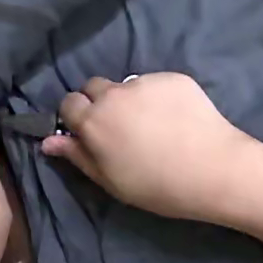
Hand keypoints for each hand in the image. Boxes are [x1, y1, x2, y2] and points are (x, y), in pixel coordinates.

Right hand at [41, 74, 260, 223]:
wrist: (214, 169)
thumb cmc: (157, 185)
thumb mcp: (110, 180)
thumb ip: (77, 156)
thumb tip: (48, 141)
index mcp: (94, 120)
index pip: (69, 103)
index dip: (76, 116)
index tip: (89, 132)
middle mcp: (114, 93)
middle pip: (94, 86)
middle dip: (99, 102)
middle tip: (119, 127)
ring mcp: (145, 82)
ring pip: (126, 85)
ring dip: (130, 99)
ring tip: (153, 124)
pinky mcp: (173, 76)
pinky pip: (155, 83)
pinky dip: (158, 96)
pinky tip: (175, 118)